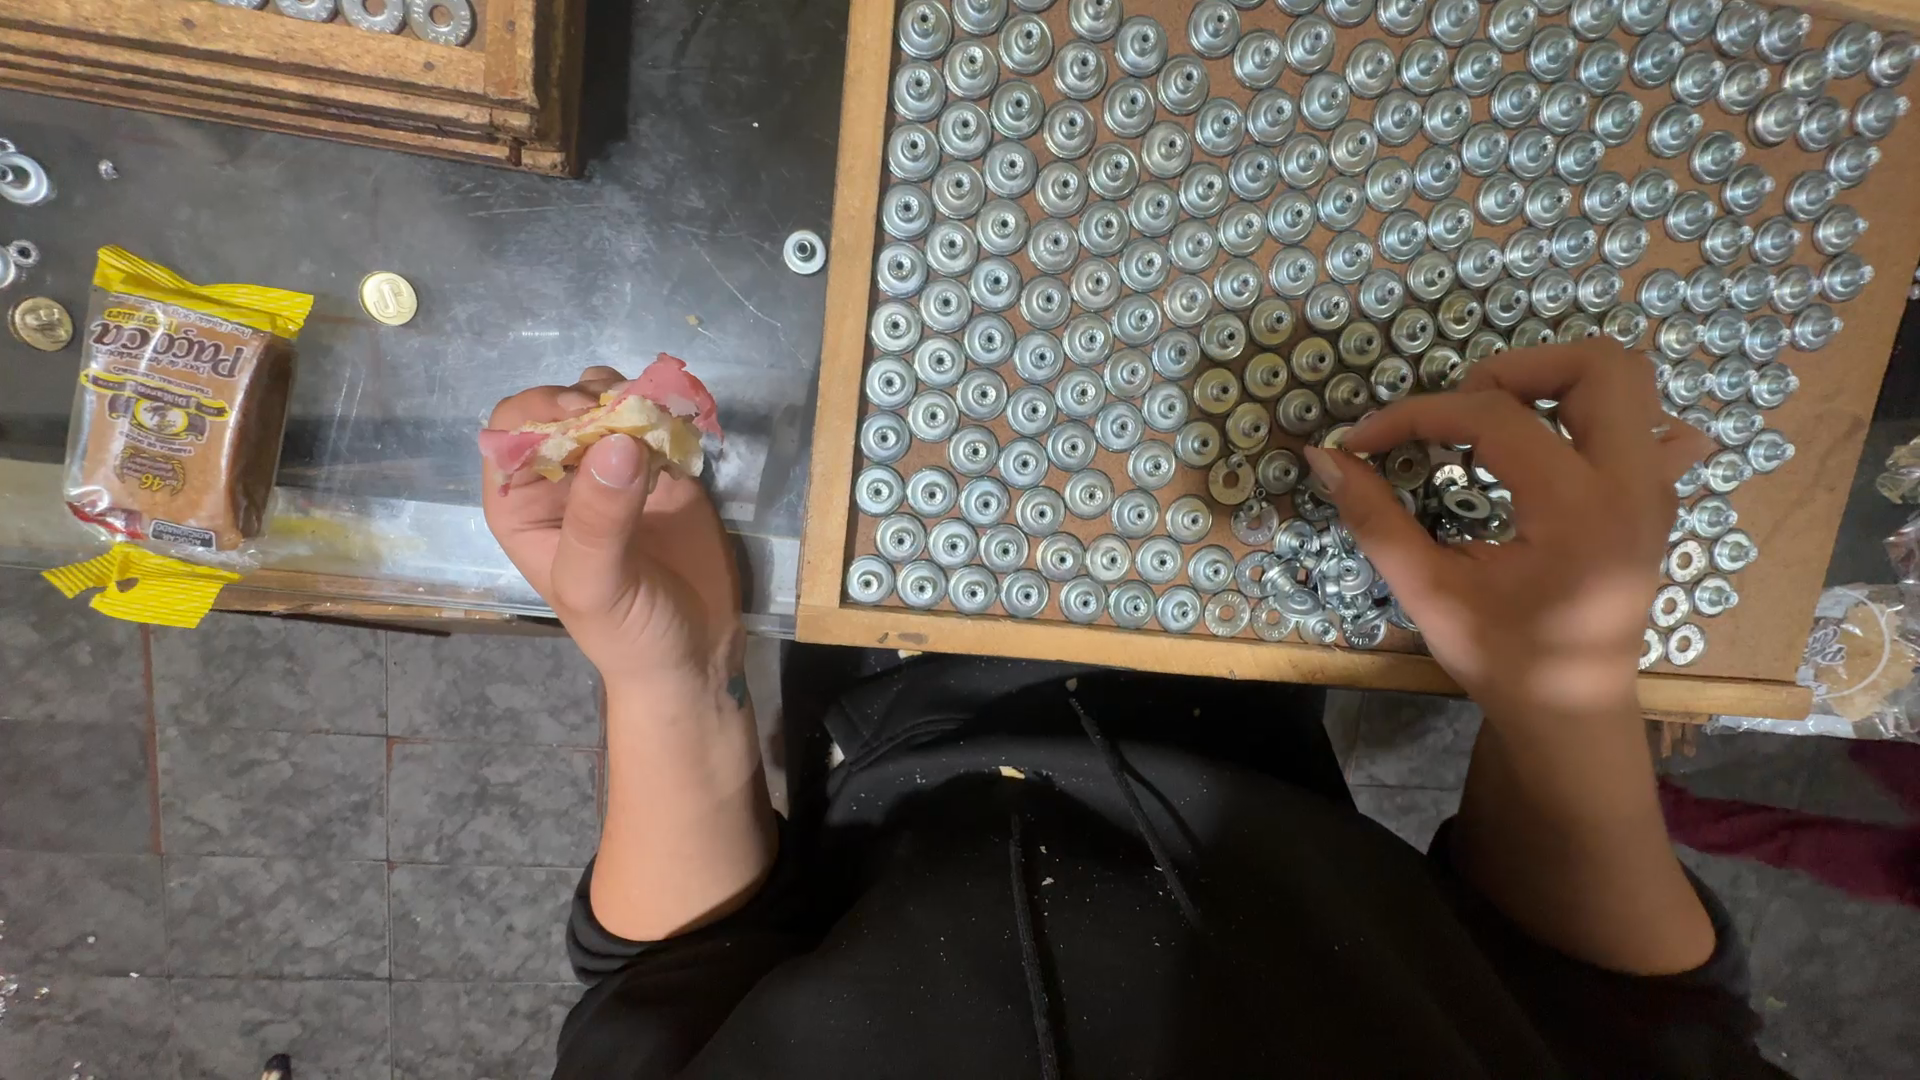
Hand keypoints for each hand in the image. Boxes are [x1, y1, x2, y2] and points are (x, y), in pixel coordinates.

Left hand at [481, 366, 740, 692]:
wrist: (696, 654)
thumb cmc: (628, 632)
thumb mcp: (598, 584)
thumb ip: (599, 519)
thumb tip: (619, 442)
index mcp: (525, 505)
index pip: (513, 433)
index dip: (542, 411)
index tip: (586, 414)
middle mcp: (566, 481)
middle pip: (564, 409)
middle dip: (594, 398)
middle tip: (632, 410)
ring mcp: (620, 475)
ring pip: (613, 409)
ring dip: (634, 399)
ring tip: (659, 414)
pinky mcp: (670, 476)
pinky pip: (662, 428)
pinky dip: (673, 415)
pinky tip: (686, 426)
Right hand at [1303, 341, 1713, 722]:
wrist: (1569, 706)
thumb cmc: (1496, 654)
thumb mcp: (1424, 588)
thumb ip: (1373, 516)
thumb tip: (1323, 456)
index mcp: (1576, 509)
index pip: (1493, 418)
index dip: (1414, 416)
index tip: (1362, 440)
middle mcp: (1632, 485)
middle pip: (1597, 366)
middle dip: (1508, 371)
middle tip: (1449, 412)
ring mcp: (1655, 488)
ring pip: (1627, 384)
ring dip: (1547, 385)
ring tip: (1486, 425)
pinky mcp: (1652, 499)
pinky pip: (1649, 428)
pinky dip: (1592, 420)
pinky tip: (1550, 452)